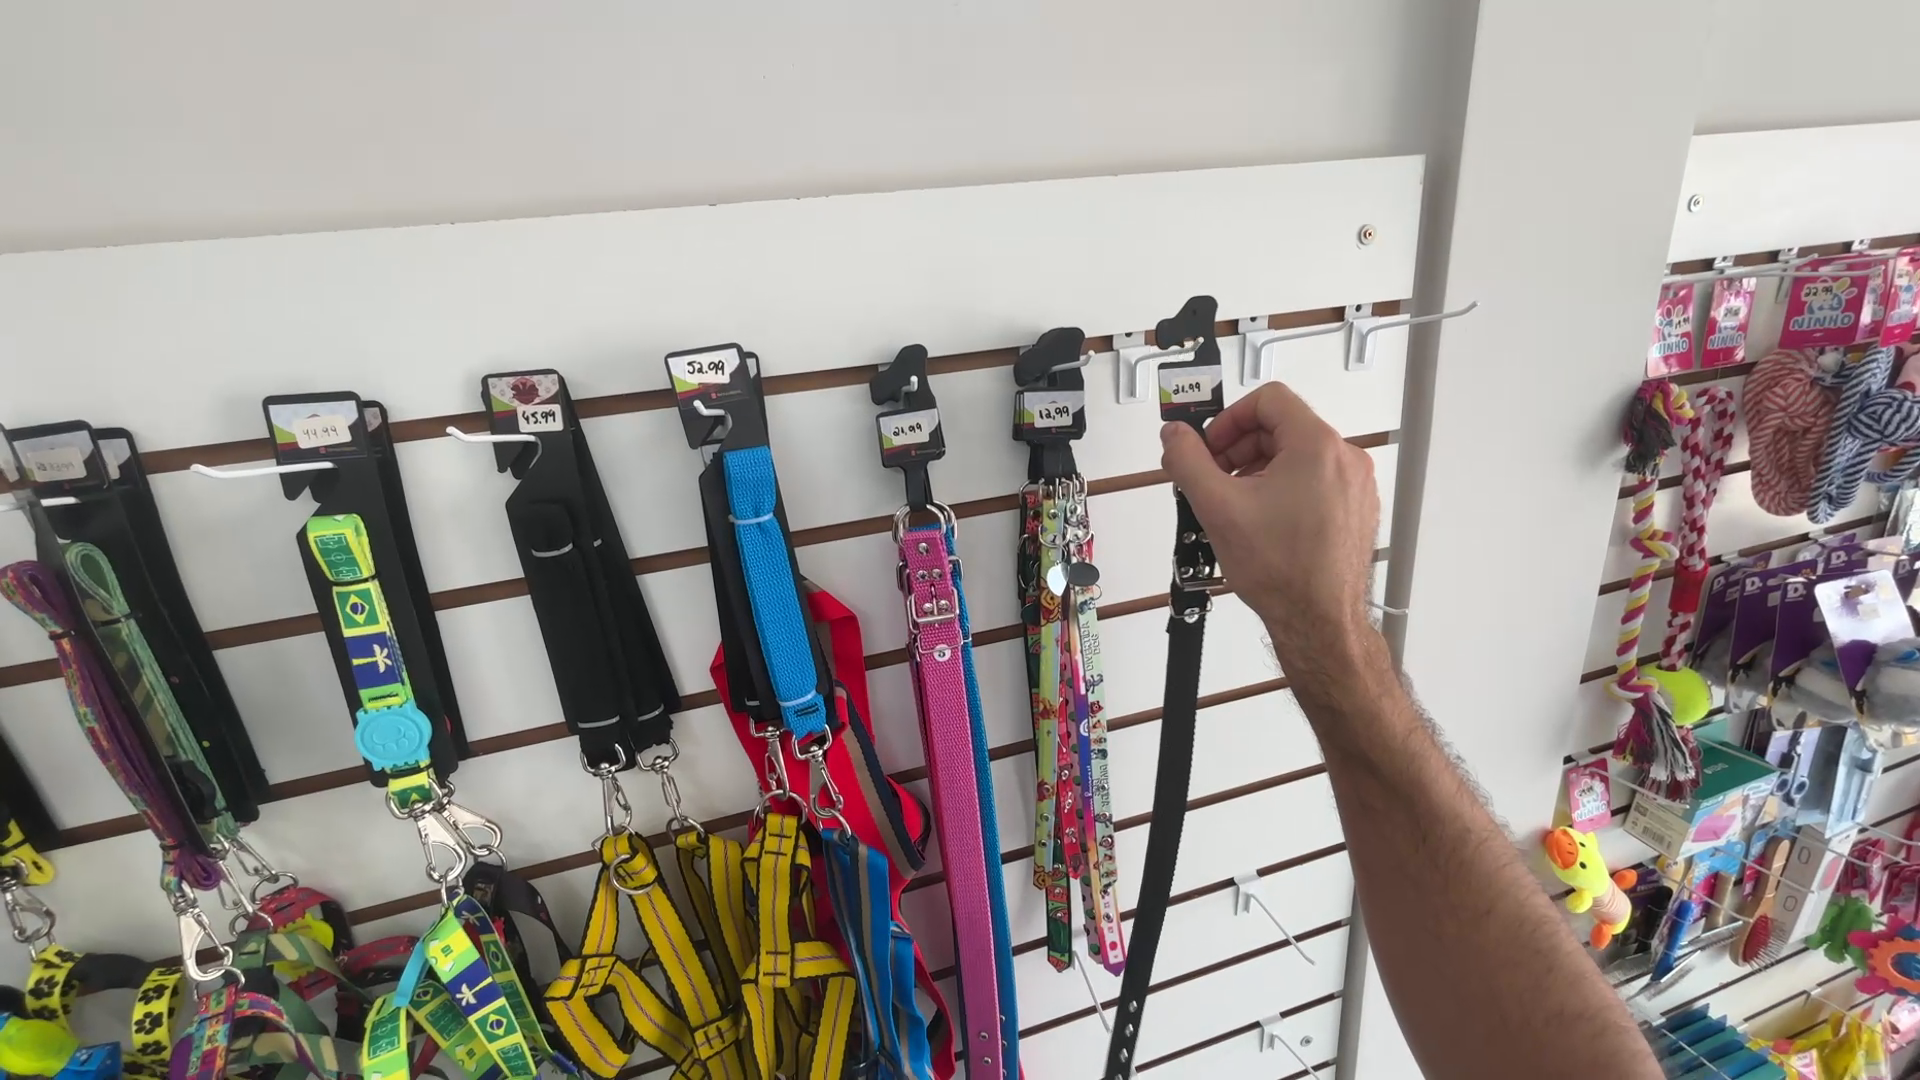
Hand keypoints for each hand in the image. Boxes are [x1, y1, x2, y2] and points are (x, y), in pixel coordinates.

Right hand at [1159, 382, 1379, 678]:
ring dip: (1256, 470)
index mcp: (1317, 446)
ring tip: (1233, 506)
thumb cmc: (1279, 568)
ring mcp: (1355, 487)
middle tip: (1212, 479)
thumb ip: (1188, 460)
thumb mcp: (1217, 506)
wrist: (1319, 621)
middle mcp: (1345, 459)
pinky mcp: (1355, 510)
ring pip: (1296, 457)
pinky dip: (1280, 490)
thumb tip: (1174, 434)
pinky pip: (1312, 481)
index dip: (1229, 418)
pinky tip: (1260, 523)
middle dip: (1238, 448)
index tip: (1209, 448)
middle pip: (1281, 427)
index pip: (1269, 399)